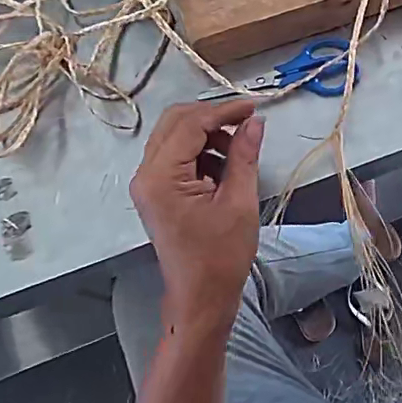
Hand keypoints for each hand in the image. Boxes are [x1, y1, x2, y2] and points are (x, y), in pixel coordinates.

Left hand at [130, 100, 264, 322]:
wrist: (202, 295)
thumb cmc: (222, 254)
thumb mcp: (240, 201)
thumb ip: (244, 155)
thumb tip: (255, 122)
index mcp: (161, 177)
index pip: (190, 124)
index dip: (224, 111)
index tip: (254, 107)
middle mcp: (146, 175)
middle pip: (175, 124)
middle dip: (213, 118)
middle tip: (247, 123)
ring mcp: (148, 184)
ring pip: (175, 138)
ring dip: (208, 136)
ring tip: (239, 153)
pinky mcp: (158, 193)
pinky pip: (177, 158)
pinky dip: (202, 153)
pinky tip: (226, 170)